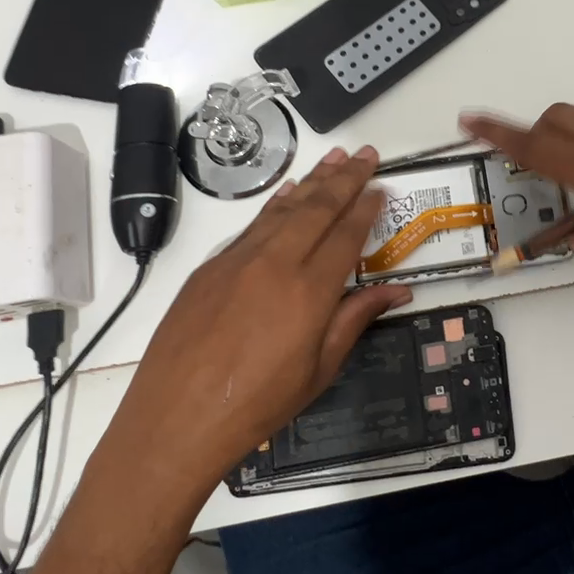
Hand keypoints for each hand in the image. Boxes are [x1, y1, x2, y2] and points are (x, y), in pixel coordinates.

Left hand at [101, 146, 411, 500]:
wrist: (176, 419)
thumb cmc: (259, 404)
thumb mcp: (320, 369)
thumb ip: (355, 318)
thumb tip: (397, 290)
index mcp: (309, 291)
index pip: (347, 235)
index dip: (367, 208)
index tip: (382, 186)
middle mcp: (275, 263)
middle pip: (317, 209)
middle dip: (346, 179)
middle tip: (366, 154)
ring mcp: (237, 261)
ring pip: (282, 209)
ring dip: (312, 181)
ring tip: (335, 158)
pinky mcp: (208, 268)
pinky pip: (250, 226)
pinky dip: (274, 205)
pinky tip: (287, 194)